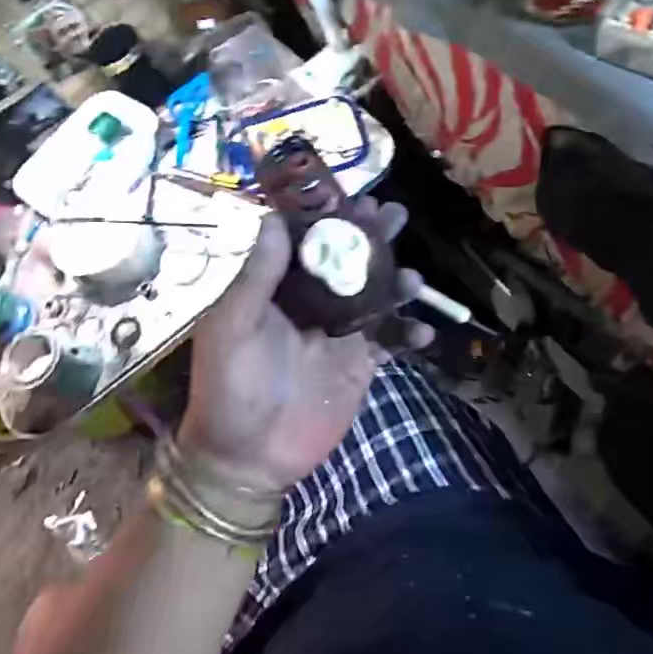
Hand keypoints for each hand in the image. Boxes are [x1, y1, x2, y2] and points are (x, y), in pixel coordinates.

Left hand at [177, 198, 432, 492]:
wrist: (246, 457)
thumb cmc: (229, 389)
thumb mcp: (233, 327)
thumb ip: (257, 276)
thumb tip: (274, 219)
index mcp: (273, 292)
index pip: (304, 244)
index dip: (327, 218)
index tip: (352, 196)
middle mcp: (307, 307)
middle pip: (344, 263)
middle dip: (369, 239)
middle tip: (395, 215)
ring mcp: (336, 337)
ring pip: (373, 298)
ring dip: (395, 282)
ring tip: (413, 275)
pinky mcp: (357, 368)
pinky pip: (389, 344)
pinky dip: (408, 335)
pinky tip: (424, 331)